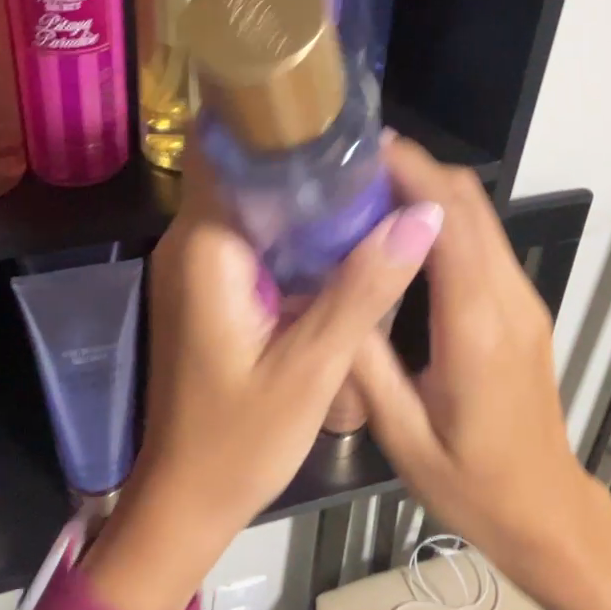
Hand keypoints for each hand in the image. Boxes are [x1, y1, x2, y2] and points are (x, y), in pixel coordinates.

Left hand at [81, 144, 443, 609]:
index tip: (335, 110)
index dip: (278, 123)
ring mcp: (199, 265)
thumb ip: (362, 288)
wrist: (187, 499)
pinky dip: (292, 229)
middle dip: (301, 156)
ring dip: (301, 193)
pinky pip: (252, 237)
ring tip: (366, 179)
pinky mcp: (210, 287)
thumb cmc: (239, 440)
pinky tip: (340, 235)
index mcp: (206, 248)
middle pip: (243, 171)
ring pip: (250, 202)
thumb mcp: (311, 368)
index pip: (229, 152)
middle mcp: (191, 243)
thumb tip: (423, 215)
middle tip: (369, 147)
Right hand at [348, 136, 582, 573]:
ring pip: (481, 214)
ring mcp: (523, 299)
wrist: (550, 515)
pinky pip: (484, 239)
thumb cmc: (471, 484)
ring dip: (430, 187)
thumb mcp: (401, 435)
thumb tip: (325, 288)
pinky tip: (401, 228)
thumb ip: (364, 359)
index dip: (410, 173)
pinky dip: (445, 215)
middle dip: (416, 168)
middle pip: (470, 203)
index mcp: (475, 328)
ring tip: (367, 186)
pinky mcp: (523, 306)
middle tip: (351, 163)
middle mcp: (509, 299)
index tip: (360, 149)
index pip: (449, 223)